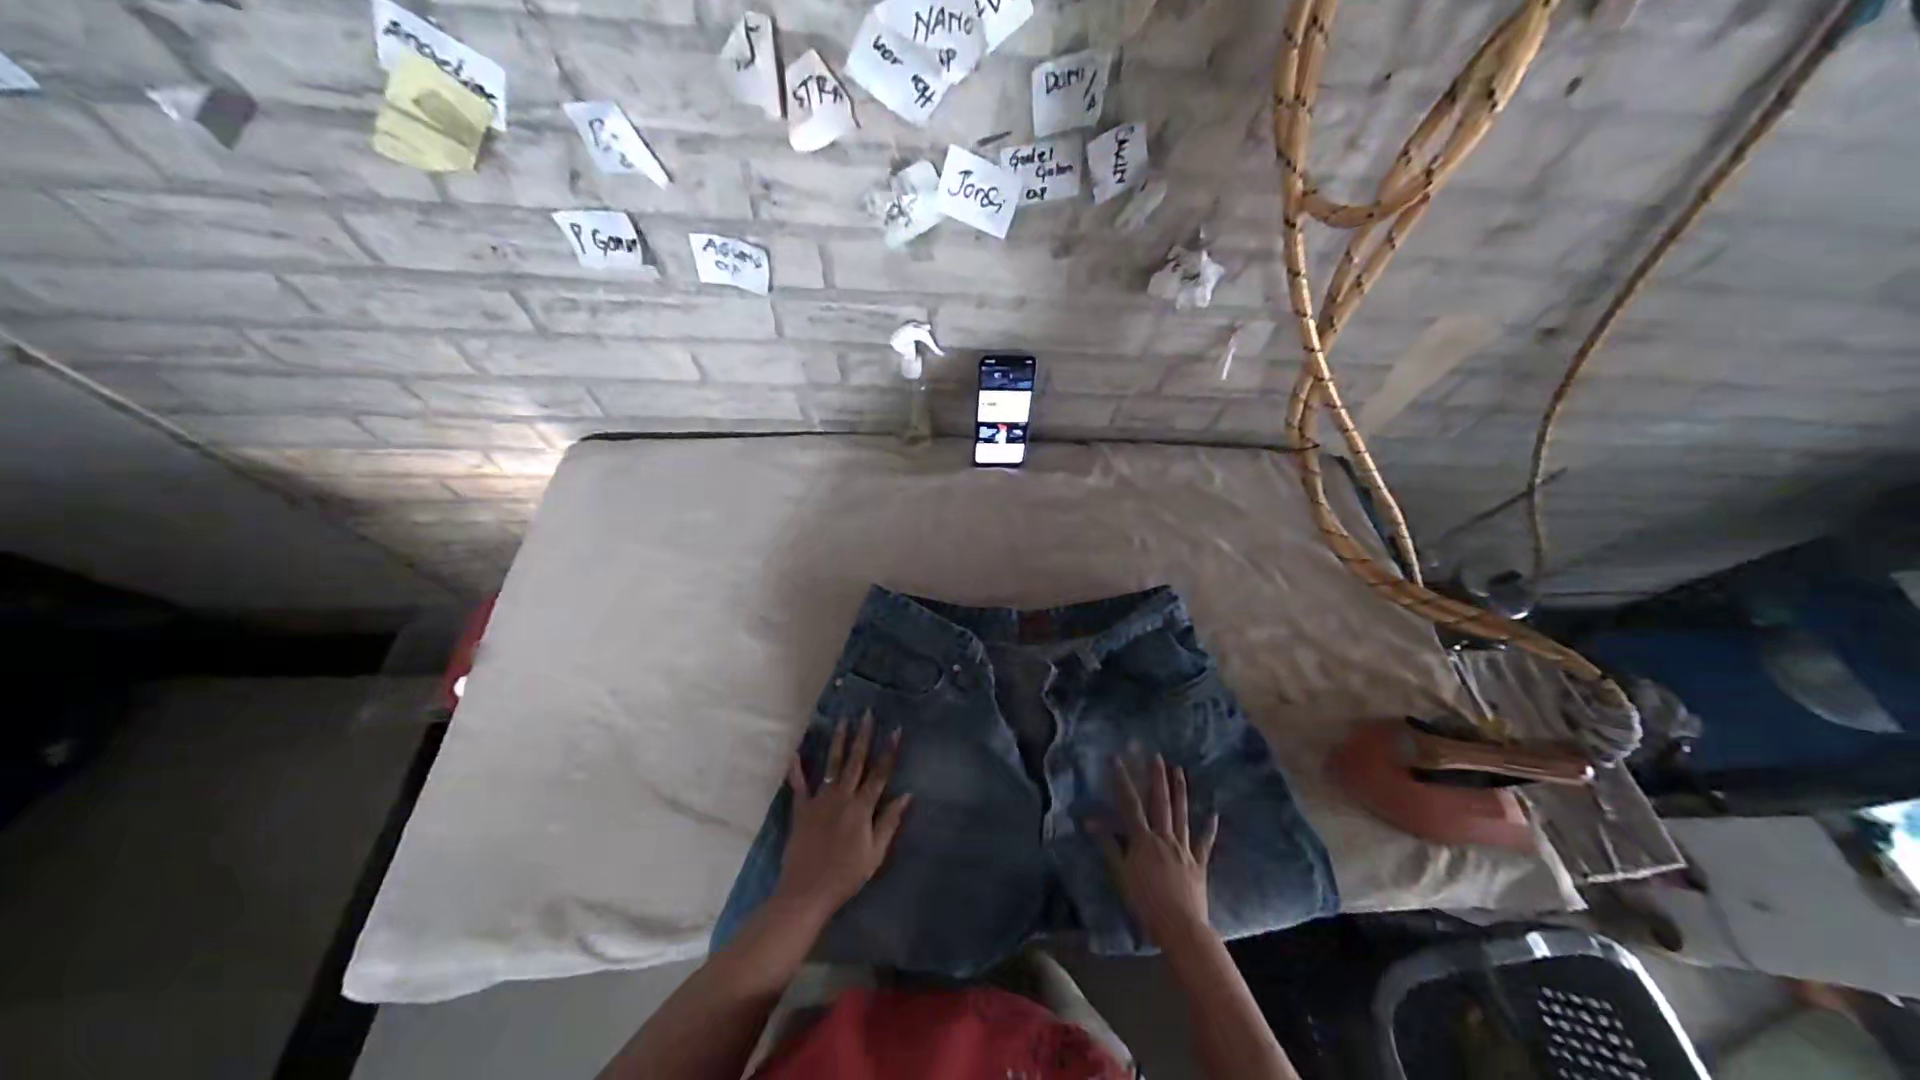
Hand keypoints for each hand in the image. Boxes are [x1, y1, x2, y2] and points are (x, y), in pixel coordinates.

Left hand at [773, 712, 911, 918]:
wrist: (806, 891)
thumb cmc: (846, 876)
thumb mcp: (875, 853)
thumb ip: (889, 822)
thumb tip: (906, 795)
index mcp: (862, 808)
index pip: (879, 773)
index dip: (889, 751)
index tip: (896, 729)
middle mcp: (841, 797)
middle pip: (855, 761)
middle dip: (863, 736)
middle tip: (867, 713)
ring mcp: (819, 801)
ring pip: (831, 765)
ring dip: (838, 742)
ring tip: (843, 721)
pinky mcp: (801, 809)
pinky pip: (799, 785)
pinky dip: (797, 769)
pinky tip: (795, 753)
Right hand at [1092, 754, 1218, 946]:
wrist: (1181, 927)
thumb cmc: (1145, 903)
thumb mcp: (1121, 875)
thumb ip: (1108, 846)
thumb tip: (1089, 821)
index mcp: (1143, 840)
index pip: (1130, 803)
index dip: (1122, 780)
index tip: (1117, 759)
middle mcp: (1164, 838)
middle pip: (1160, 802)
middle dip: (1157, 777)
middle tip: (1157, 755)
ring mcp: (1184, 849)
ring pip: (1182, 814)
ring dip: (1180, 791)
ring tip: (1180, 770)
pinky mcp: (1199, 863)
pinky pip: (1205, 842)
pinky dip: (1209, 827)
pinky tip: (1213, 813)